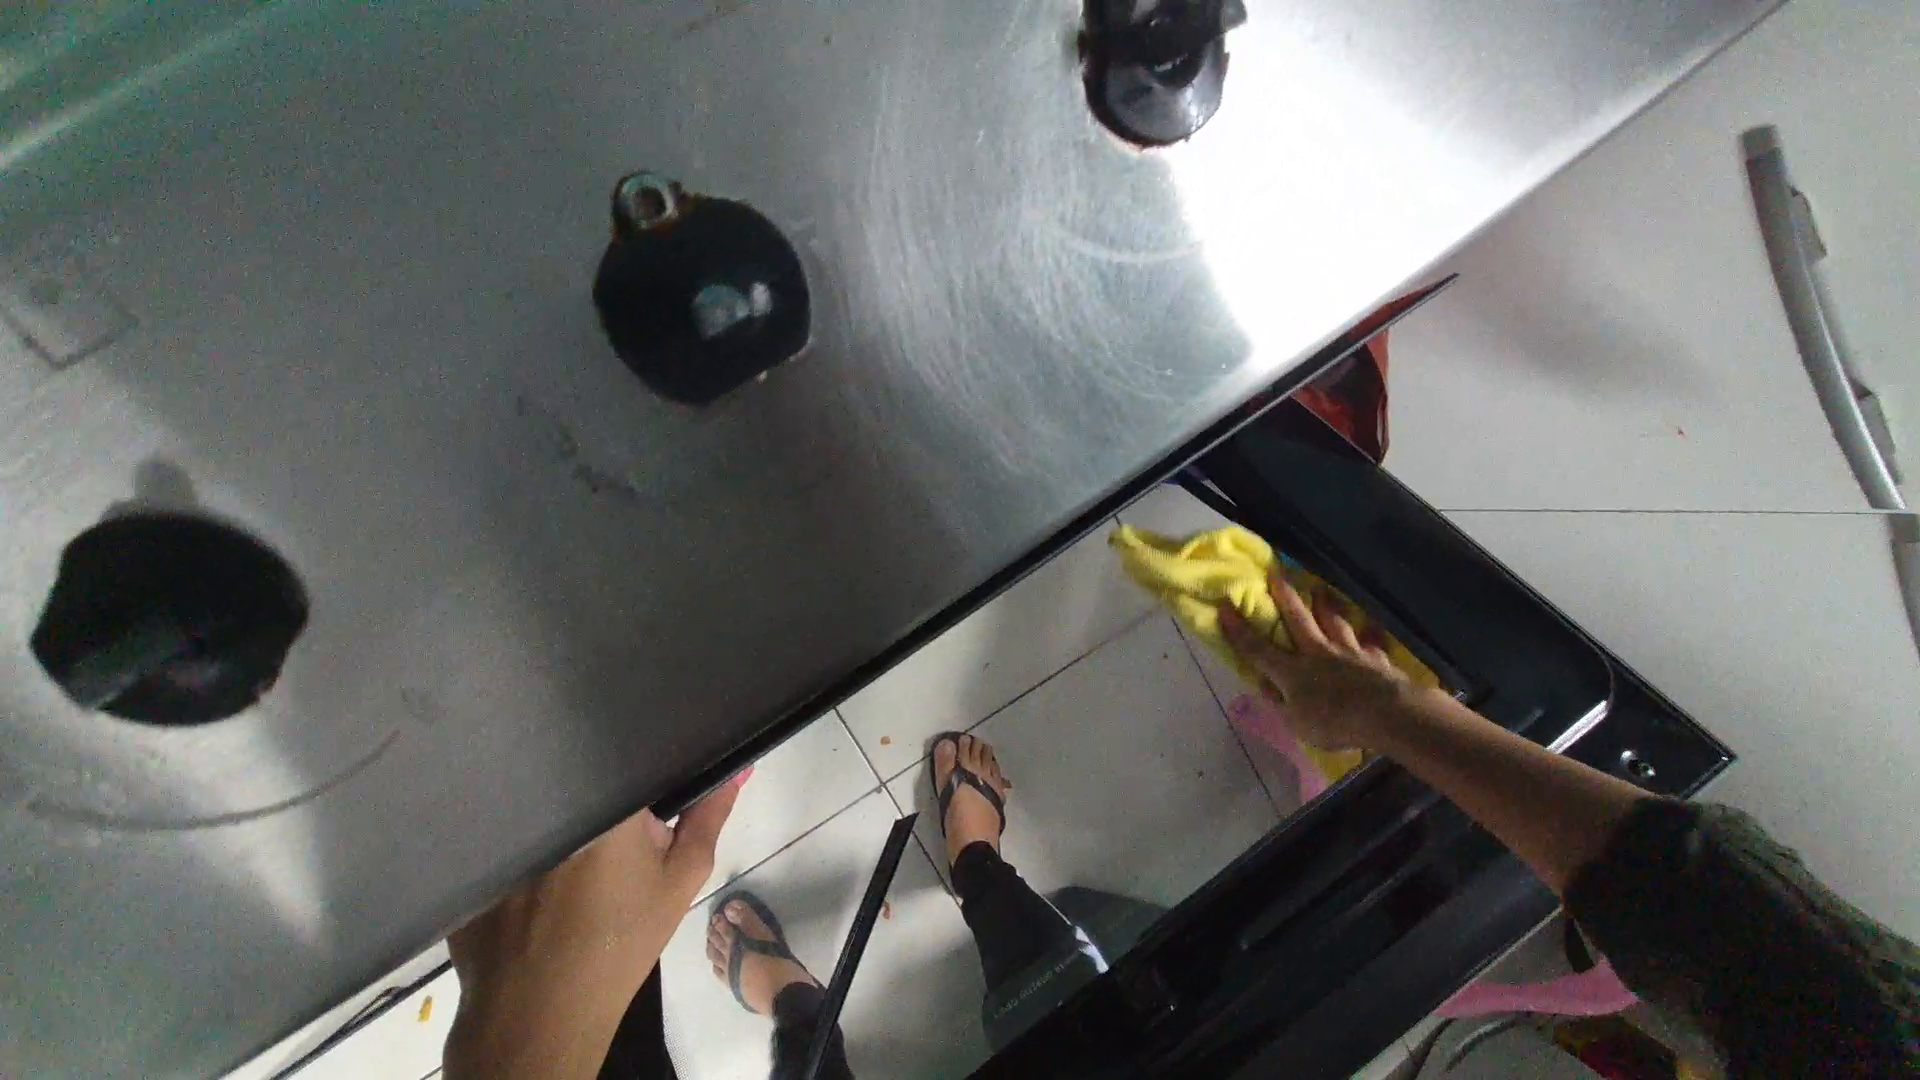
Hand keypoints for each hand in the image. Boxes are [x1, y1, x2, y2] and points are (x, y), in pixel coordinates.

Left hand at [444, 772, 746, 1079]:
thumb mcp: (681, 878)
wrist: (545, 1017)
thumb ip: (708, 817)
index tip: (653, 792)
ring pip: (549, 802)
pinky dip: (529, 846)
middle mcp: (550, 805)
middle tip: (620, 831)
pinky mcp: (477, 857)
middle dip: (608, 794)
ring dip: (569, 815)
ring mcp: (505, 831)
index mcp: (604, 804)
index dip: (647, 761)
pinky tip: (538, 879)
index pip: (629, 754)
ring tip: (580, 857)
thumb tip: (736, 772)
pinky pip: (512, 834)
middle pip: (586, 777)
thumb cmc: (623, 941)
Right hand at [1218, 572, 1412, 752]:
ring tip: (1321, 589)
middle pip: (1299, 620)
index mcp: (1291, 672)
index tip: (1225, 605)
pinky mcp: (1377, 659)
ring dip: (1327, 605)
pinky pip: (1371, 643)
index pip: (1257, 649)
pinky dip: (1369, 635)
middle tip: (1278, 574)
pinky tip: (1372, 629)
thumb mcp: (1296, 723)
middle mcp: (1317, 654)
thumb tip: (1265, 686)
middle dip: (1286, 597)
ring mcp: (1349, 653)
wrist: (1388, 715)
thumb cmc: (1335, 723)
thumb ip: (1280, 703)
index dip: (1239, 629)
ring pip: (1335, 623)